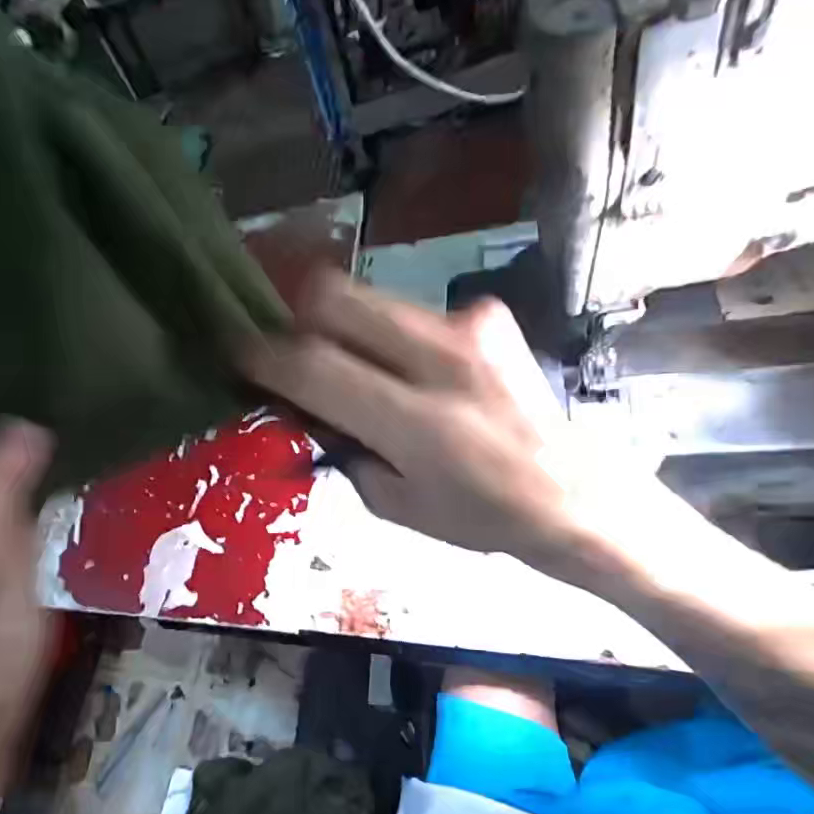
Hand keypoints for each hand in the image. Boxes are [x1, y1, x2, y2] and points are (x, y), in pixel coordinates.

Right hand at [242, 272, 689, 592]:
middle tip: (290, 350)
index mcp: (418, 423)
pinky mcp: (485, 314)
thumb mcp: (393, 503)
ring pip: (367, 297)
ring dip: (340, 326)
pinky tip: (406, 370)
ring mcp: (468, 326)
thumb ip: (341, 444)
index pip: (314, 367)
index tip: (236, 352)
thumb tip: (303, 402)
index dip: (263, 355)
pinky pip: (406, 312)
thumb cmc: (480, 516)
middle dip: (295, 317)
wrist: (577, 492)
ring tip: (350, 366)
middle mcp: (443, 359)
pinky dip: (386, 337)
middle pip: (335, 298)